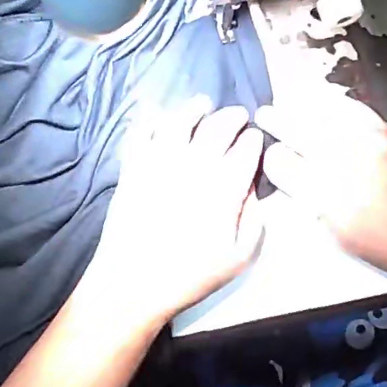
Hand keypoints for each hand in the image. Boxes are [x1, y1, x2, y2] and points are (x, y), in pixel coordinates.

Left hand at [70, 97, 264, 339]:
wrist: (132, 282)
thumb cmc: (190, 274)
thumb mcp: (240, 256)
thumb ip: (254, 217)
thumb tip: (252, 187)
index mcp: (225, 185)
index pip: (246, 148)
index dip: (253, 140)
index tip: (255, 138)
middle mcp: (194, 164)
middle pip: (218, 127)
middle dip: (232, 117)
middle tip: (239, 116)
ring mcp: (160, 161)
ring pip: (180, 121)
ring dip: (195, 109)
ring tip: (202, 105)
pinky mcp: (134, 165)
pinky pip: (144, 131)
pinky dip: (154, 119)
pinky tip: (161, 118)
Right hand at [254, 89, 386, 283]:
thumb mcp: (342, 238)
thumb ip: (311, 203)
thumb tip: (293, 180)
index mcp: (330, 194)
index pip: (281, 162)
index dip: (270, 160)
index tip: (270, 161)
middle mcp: (347, 159)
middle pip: (295, 126)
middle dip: (275, 121)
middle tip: (264, 117)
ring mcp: (367, 138)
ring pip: (318, 109)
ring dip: (299, 108)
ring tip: (288, 109)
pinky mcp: (384, 129)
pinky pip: (346, 106)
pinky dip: (329, 104)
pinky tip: (322, 106)